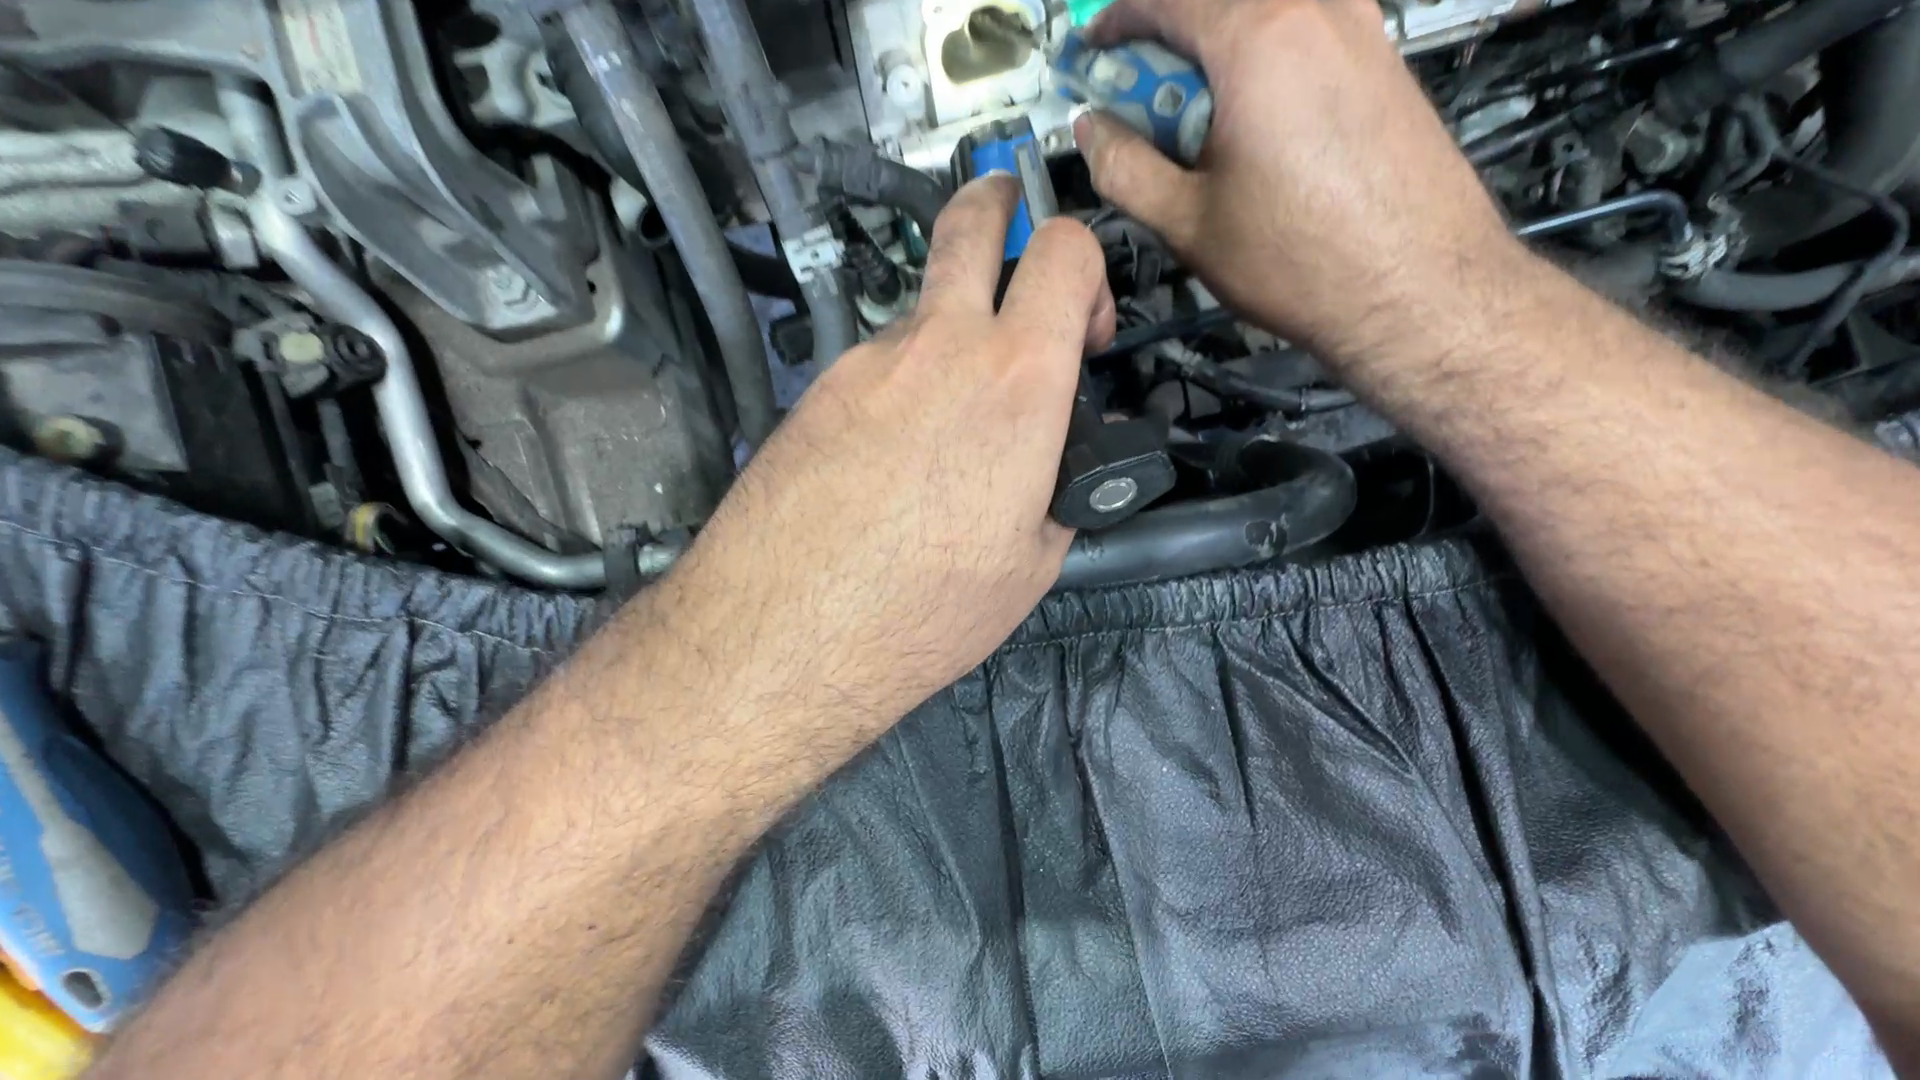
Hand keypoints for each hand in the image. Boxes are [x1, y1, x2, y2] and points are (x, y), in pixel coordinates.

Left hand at [641, 176, 1114, 748]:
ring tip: (944, 427)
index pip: (1064, 251)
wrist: (780, 636)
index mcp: (1016, 380)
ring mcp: (865, 362)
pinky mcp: (815, 391)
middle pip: (972, 222)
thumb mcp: (1031, 562)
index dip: (1088, 273)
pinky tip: (887, 461)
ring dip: (949, 335)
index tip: (1083, 332)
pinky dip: (899, 386)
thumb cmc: (925, 611)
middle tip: (1013, 227)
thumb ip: (1056, 484)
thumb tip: (1051, 457)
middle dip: (1001, 204)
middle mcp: (938, 347)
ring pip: (921, 311)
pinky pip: (875, 366)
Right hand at [1075, 0, 1524, 359]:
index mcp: (1257, 36)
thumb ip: (1125, 166)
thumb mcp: (1187, 223)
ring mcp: (1363, 26)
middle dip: (1170, 35)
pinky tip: (1257, 122)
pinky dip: (1265, 57)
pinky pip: (1308, 30)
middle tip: (1142, 93)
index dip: (1116, 18)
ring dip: (1219, 49)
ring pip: (1269, 12)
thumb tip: (1091, 128)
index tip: (1091, 50)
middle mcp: (1316, 7)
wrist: (1420, 289)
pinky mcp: (1387, 57)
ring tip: (1199, 116)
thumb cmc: (1294, 259)